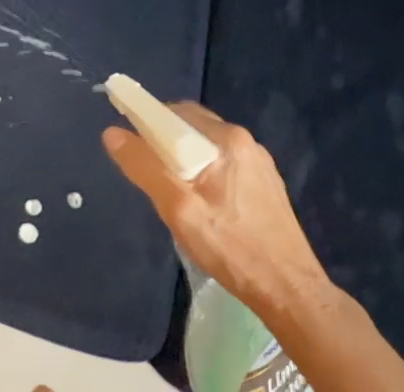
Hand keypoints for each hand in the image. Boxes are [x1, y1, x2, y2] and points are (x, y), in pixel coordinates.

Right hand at [101, 103, 331, 316]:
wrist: (291, 292)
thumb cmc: (231, 247)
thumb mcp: (177, 208)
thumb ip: (144, 167)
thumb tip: (112, 133)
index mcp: (227, 140)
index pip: (174, 112)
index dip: (146, 122)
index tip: (130, 144)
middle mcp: (246, 143)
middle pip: (191, 128)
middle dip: (164, 143)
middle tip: (150, 174)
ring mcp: (259, 165)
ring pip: (206, 148)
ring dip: (183, 160)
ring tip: (173, 194)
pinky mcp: (265, 185)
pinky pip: (223, 165)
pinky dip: (203, 173)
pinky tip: (201, 205)